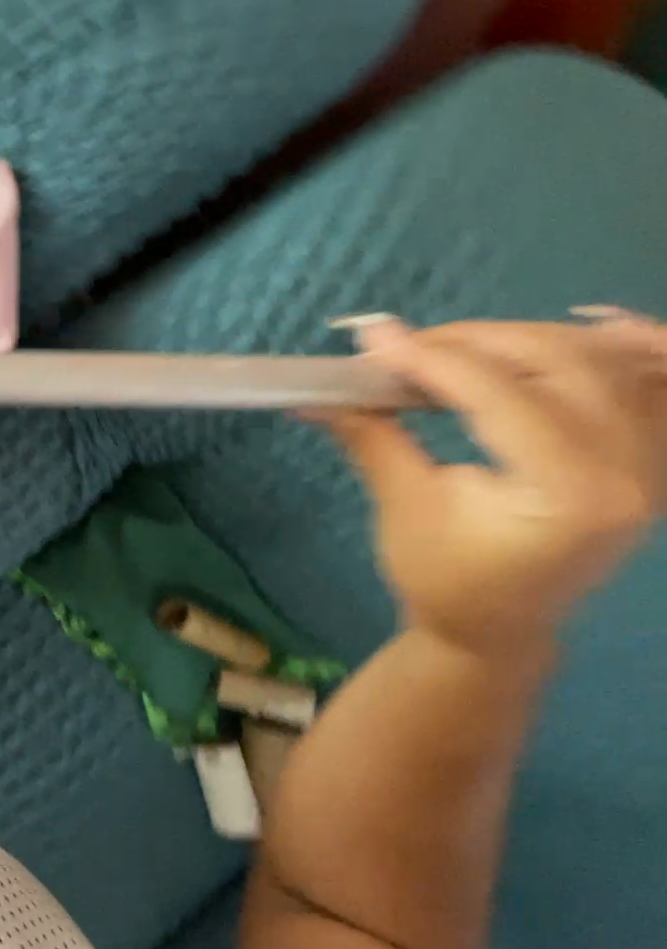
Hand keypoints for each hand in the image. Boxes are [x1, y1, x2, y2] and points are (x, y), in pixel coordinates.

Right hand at [318, 314, 666, 660]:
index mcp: (565, 492)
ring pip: (611, 361)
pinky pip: (658, 384)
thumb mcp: (402, 507)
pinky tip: (592, 323)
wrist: (496, 626)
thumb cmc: (442, 577)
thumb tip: (316, 393)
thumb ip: (373, 437)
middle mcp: (628, 469)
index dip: (433, 359)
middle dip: (478, 340)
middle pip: (566, 364)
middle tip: (407, 344)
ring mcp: (651, 462)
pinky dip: (632, 346)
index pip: (502, 397)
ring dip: (533, 338)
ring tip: (460, 344)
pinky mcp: (650, 457)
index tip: (373, 336)